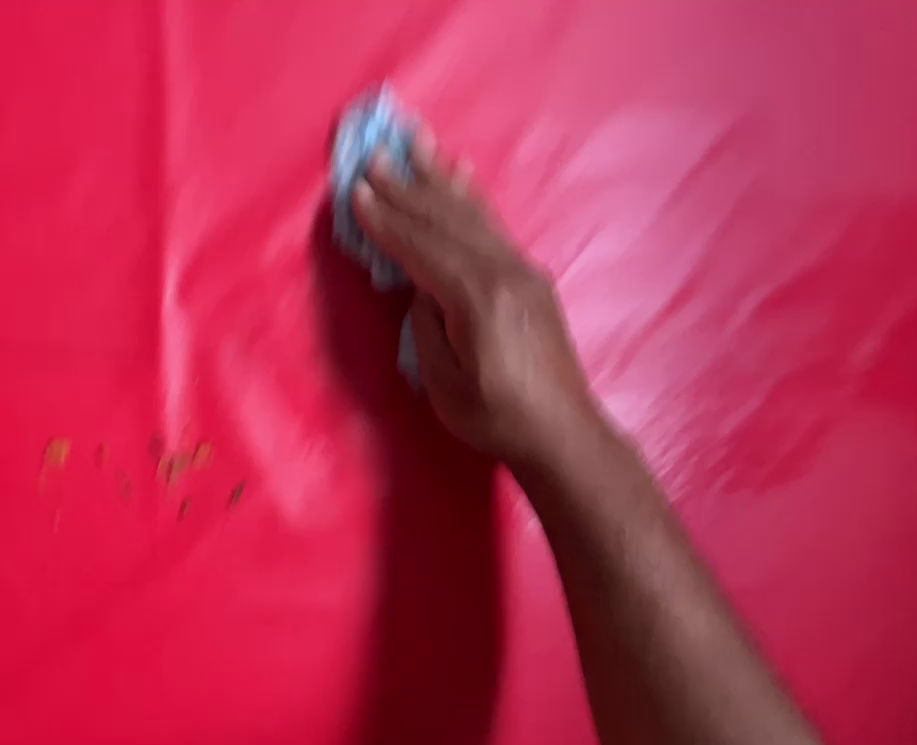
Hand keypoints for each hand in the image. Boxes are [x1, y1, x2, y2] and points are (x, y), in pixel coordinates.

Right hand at [353, 141, 604, 469]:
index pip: (422, 247)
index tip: (356, 189)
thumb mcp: (442, 382)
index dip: (386, 220)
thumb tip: (419, 290)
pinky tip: (461, 176)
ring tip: (416, 143)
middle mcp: (502, 271)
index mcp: (477, 298)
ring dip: (437, 179)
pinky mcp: (529, 277)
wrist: (560, 430)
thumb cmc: (494, 417)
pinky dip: (470, 197)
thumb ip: (424, 327)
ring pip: (471, 214)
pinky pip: (491, 225)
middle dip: (407, 187)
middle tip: (375, 155)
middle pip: (445, 220)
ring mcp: (521, 270)